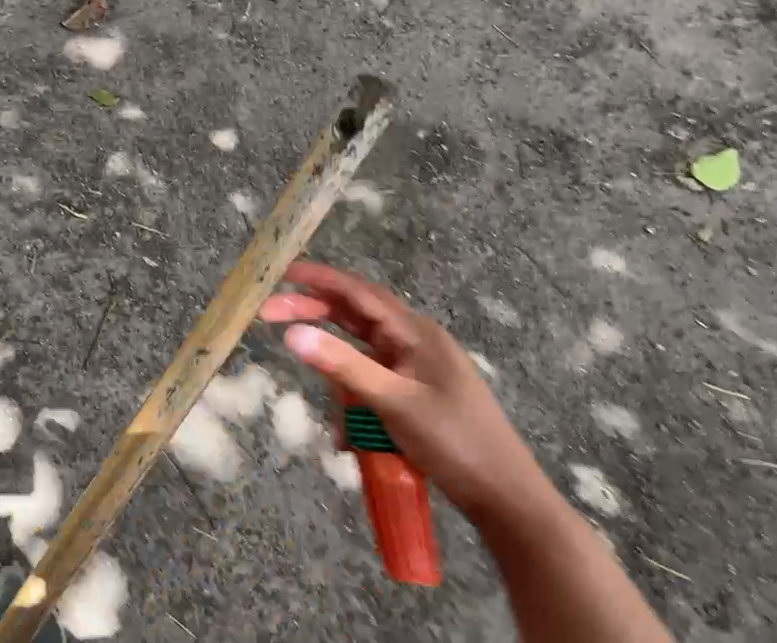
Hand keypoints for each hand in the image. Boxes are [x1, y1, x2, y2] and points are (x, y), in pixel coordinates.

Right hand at [259, 262, 550, 521]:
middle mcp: (417, 342)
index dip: (318, 279)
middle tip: (268, 316)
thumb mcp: (394, 402)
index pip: (358, 293)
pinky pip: (370, 378)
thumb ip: (341, 365)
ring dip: (332, 360)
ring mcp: (417, 368)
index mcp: (417, 333)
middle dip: (312, 312)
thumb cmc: (456, 443)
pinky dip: (350, 392)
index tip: (279, 275)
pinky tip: (344, 429)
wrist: (508, 500)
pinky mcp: (416, 393)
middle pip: (354, 315)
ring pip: (360, 348)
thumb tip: (289, 333)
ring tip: (310, 380)